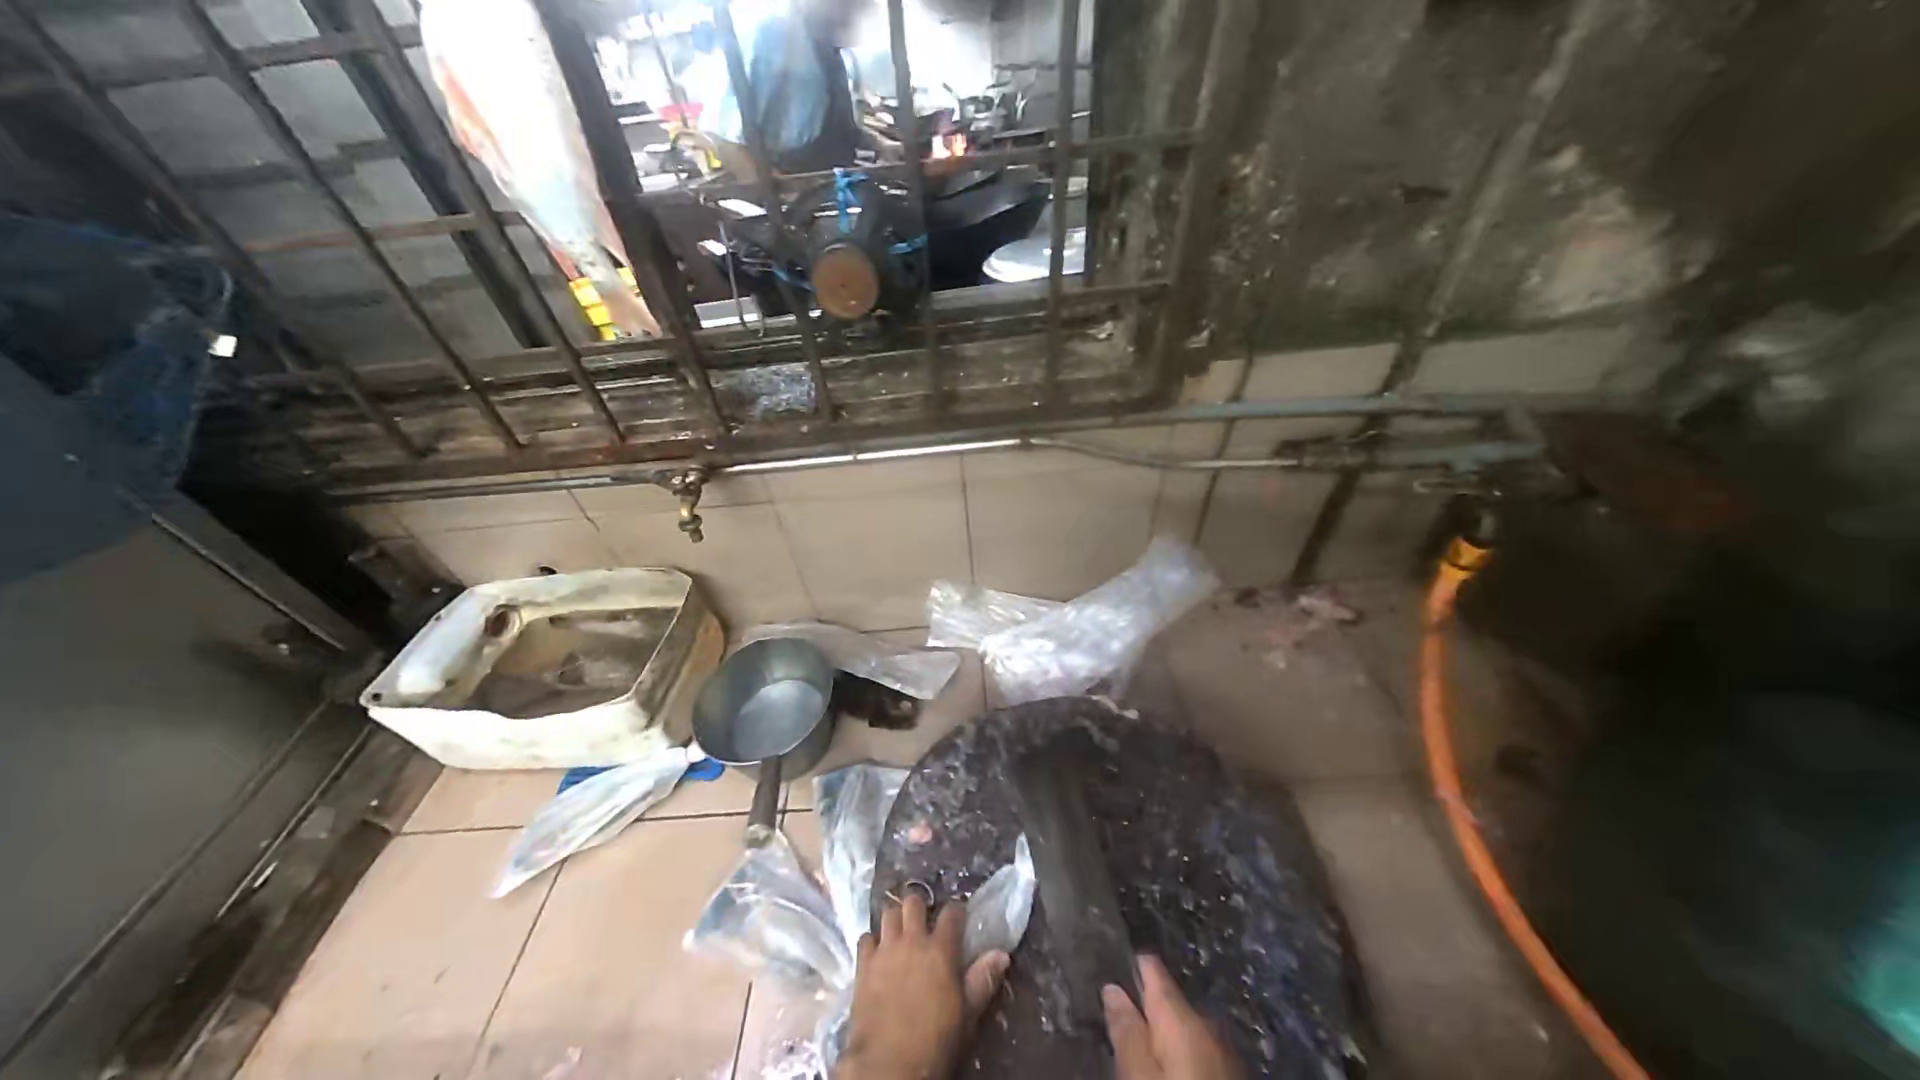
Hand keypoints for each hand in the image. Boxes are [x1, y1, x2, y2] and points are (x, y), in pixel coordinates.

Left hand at [839, 892, 1010, 1079]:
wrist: (889, 1064)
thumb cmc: (935, 1041)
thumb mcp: (968, 1015)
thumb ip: (983, 980)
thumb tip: (1001, 954)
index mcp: (941, 949)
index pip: (951, 913)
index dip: (956, 911)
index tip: (958, 917)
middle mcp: (912, 941)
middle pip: (913, 902)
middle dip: (920, 905)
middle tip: (924, 918)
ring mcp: (885, 950)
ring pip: (888, 913)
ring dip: (895, 918)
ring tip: (900, 930)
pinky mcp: (863, 965)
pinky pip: (865, 938)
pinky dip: (873, 941)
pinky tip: (877, 952)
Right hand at [1104, 955, 1244, 1079]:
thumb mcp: (1139, 1076)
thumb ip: (1126, 1031)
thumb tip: (1112, 988)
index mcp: (1183, 1018)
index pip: (1153, 969)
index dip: (1131, 961)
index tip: (1109, 957)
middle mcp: (1209, 1026)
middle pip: (1171, 1001)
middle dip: (1147, 1005)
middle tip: (1117, 1013)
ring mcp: (1227, 1055)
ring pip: (1186, 1030)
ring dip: (1165, 1033)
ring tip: (1140, 1044)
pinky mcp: (1233, 1078)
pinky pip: (1200, 1054)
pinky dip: (1182, 1056)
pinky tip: (1169, 1070)